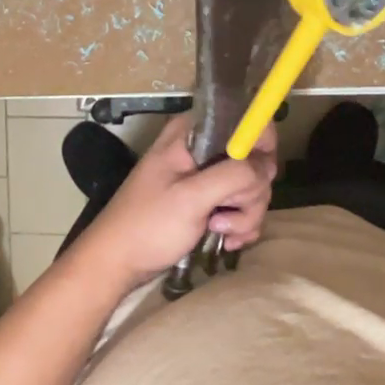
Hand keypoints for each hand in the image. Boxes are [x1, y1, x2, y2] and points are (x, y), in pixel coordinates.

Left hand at [71, 114, 277, 286]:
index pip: (247, 121)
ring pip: (251, 188)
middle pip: (255, 160)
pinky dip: (239, 226)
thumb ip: (234, 175)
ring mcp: (205, 178)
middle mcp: (202, 150)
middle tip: (225, 212)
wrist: (117, 263)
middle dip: (250, 193)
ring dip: (244, 215)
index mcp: (192, 133)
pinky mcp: (208, 203)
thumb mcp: (191, 198)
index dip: (260, 149)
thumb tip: (267, 168)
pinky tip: (226, 241)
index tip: (255, 178)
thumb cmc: (148, 226)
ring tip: (218, 231)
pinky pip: (241, 208)